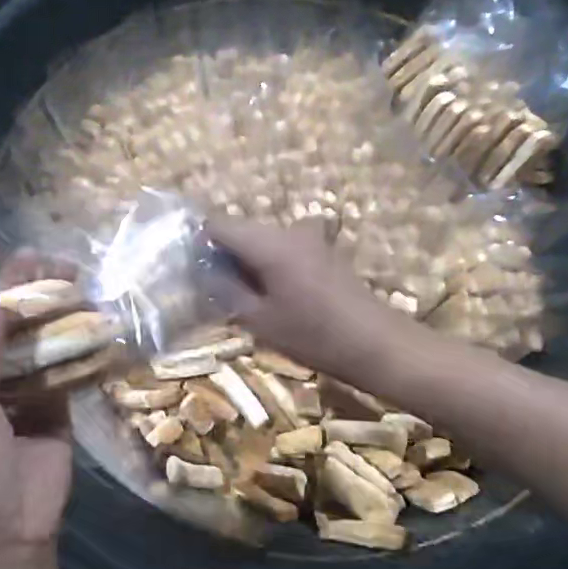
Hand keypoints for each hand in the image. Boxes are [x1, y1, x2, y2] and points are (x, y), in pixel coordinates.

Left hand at [0, 244, 73, 567]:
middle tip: (52, 262)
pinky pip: (67, 377)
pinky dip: (82, 356)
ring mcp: (18, 400)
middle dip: (19, 291)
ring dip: (55, 318)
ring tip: (81, 287)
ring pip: (36, 347)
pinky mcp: (54, 418)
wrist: (1, 552)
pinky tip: (101, 331)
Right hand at [207, 217, 416, 382]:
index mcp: (268, 242)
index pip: (218, 224)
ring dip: (249, 264)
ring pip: (264, 243)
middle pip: (242, 232)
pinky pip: (285, 251)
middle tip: (214, 292)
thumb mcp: (259, 320)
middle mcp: (288, 229)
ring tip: (244, 300)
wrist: (375, 343)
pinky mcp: (324, 252)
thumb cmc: (313, 334)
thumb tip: (204, 272)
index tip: (192, 271)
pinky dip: (271, 268)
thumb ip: (226, 290)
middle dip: (225, 256)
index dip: (199, 243)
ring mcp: (310, 239)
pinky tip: (274, 298)